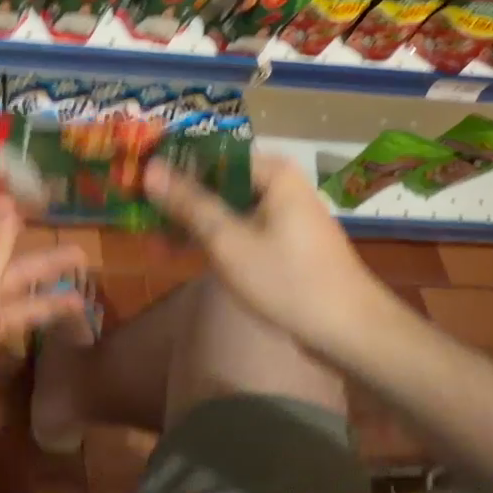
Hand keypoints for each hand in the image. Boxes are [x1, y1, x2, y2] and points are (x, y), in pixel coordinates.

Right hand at [145, 153, 390, 349]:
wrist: (355, 337)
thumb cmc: (289, 281)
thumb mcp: (228, 241)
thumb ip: (188, 203)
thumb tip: (149, 167)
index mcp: (272, 172)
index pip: (209, 154)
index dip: (171, 166)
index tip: (137, 181)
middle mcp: (280, 185)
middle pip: (216, 182)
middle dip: (177, 201)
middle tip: (139, 218)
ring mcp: (284, 216)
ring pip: (225, 209)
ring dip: (190, 224)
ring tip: (154, 245)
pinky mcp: (286, 245)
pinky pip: (239, 229)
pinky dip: (213, 239)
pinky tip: (185, 255)